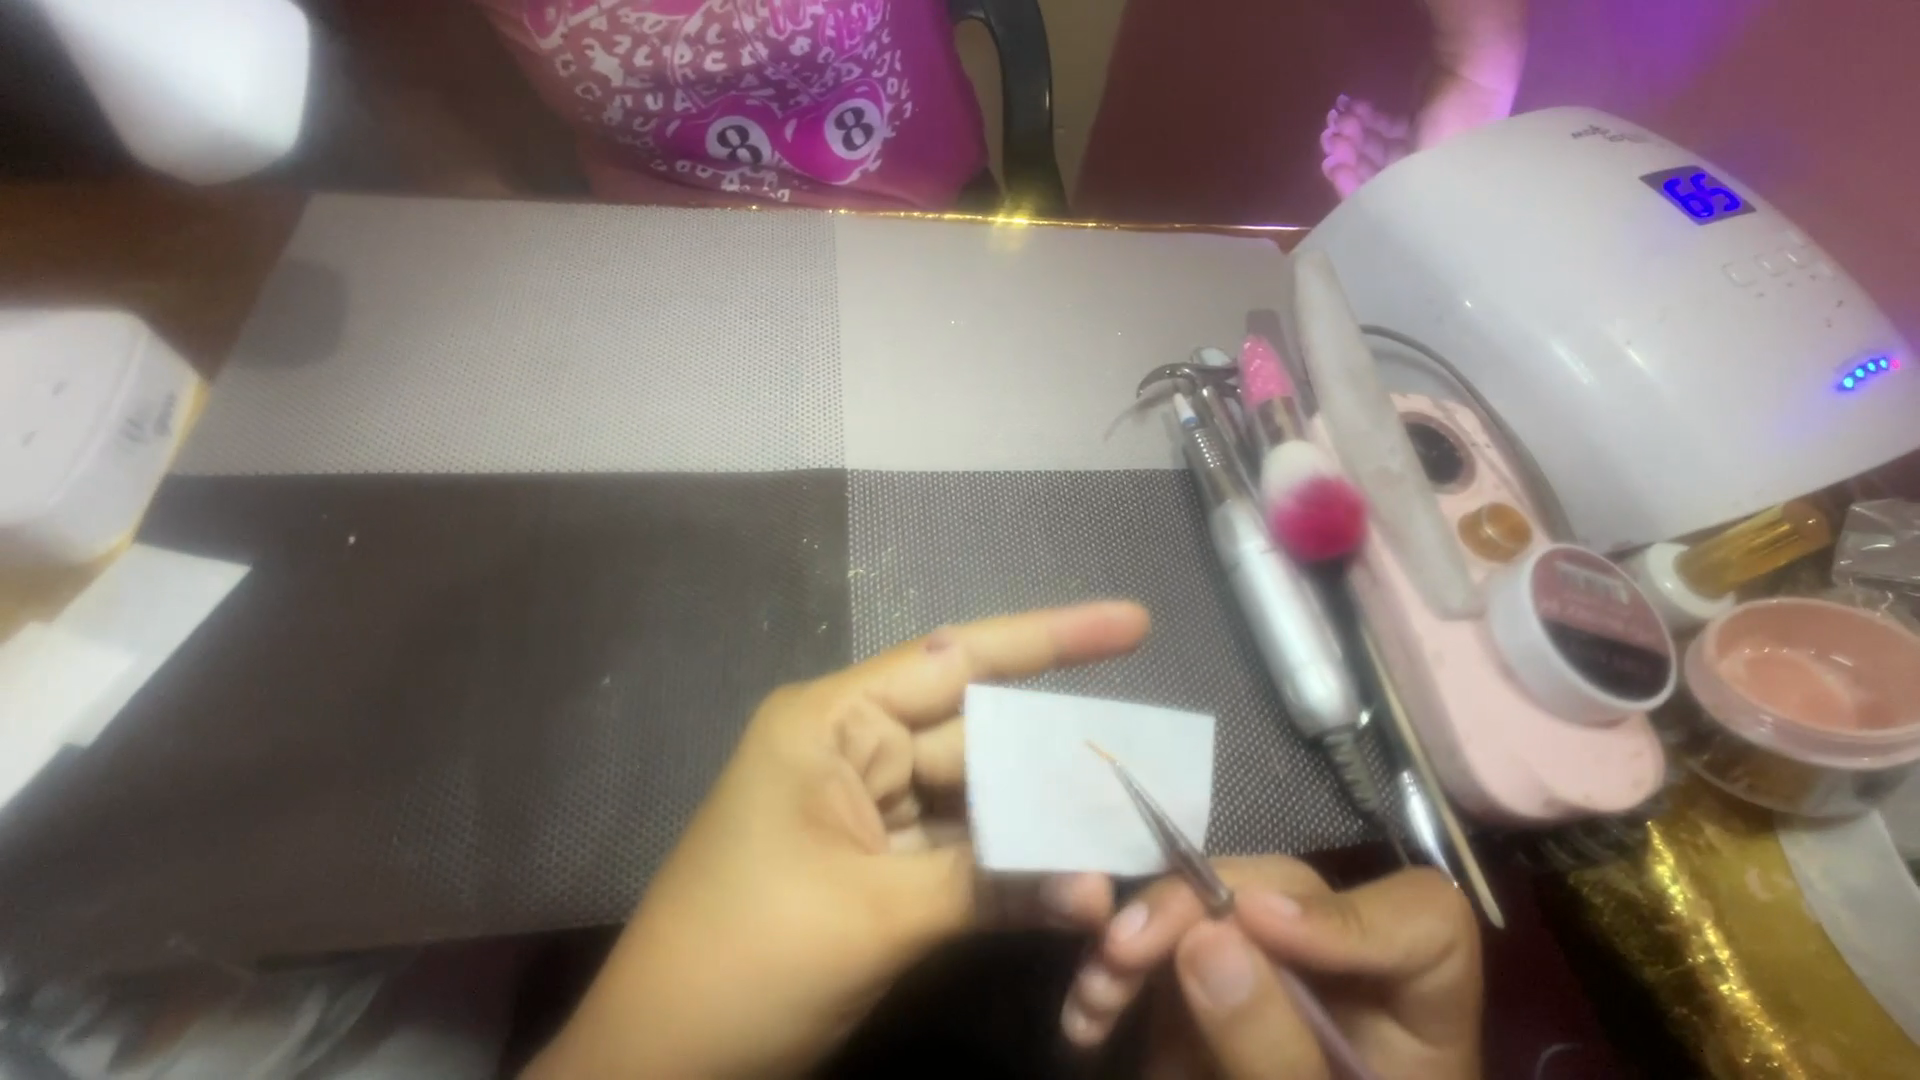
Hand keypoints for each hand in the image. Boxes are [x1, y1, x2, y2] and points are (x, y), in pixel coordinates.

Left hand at [524, 602, 1149, 1079]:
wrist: (657, 1064)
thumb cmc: (746, 962)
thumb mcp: (873, 915)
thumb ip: (992, 886)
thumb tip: (1101, 887)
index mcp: (833, 722)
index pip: (956, 660)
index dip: (1050, 637)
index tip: (1134, 622)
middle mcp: (852, 747)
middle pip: (977, 732)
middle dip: (1059, 750)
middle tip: (1152, 755)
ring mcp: (866, 807)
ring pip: (976, 794)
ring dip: (1043, 813)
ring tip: (1133, 816)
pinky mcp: (877, 863)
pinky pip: (961, 846)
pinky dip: (1014, 860)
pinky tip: (1077, 870)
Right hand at [1062, 859, 1481, 1078]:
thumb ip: (1274, 1052)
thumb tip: (1206, 936)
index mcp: (1414, 1021)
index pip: (1423, 925)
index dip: (1346, 915)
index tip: (1255, 926)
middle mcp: (1344, 978)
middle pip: (1287, 893)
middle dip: (1194, 905)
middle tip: (1123, 947)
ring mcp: (1270, 977)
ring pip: (1209, 906)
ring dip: (1139, 936)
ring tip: (1093, 994)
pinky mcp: (1206, 992)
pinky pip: (1162, 950)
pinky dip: (1118, 972)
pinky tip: (1086, 1017)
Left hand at [1320, 0, 1524, 197]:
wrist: (1477, 65)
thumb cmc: (1455, 117)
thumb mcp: (1426, 157)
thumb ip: (1391, 183)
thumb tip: (1356, 199)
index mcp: (1427, 186)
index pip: (1378, 195)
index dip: (1349, 184)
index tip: (1330, 165)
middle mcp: (1423, 170)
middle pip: (1373, 170)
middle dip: (1348, 154)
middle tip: (1329, 136)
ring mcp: (1420, 142)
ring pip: (1375, 147)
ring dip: (1353, 134)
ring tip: (1336, 117)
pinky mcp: (1418, 120)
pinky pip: (1384, 127)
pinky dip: (1367, 119)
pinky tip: (1351, 106)